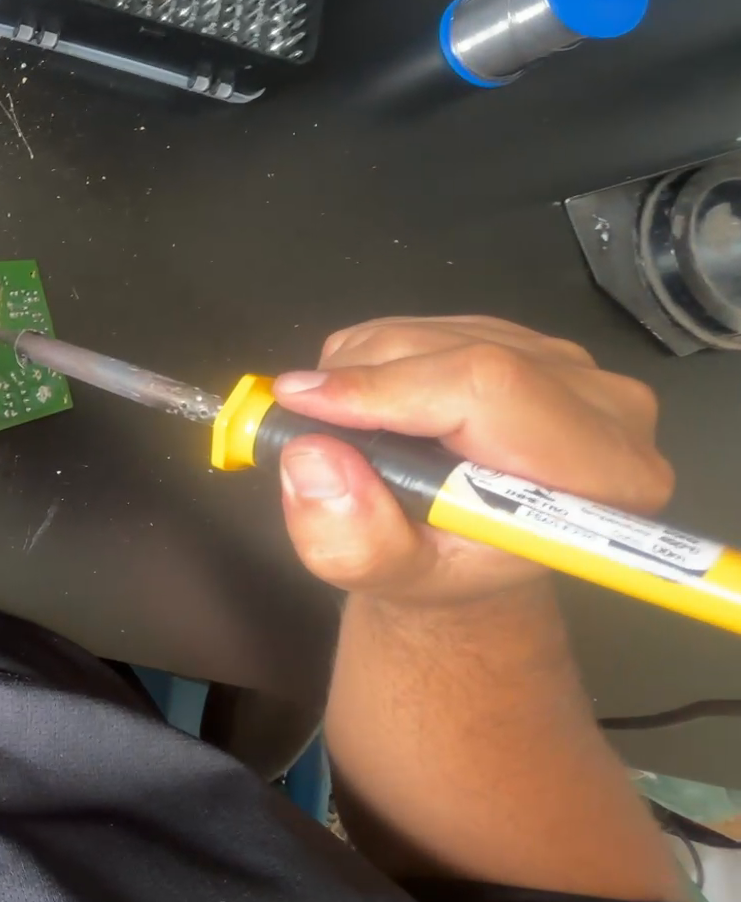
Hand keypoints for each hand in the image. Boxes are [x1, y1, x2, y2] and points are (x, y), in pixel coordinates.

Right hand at [271, 316, 671, 609]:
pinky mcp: (515, 340)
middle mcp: (601, 409)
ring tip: (340, 426)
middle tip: (301, 419)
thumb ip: (349, 535)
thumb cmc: (430, 567)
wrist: (457, 550)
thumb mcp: (376, 574)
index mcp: (592, 476)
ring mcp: (561, 365)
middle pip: (454, 353)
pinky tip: (365, 402)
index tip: (300, 405)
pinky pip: (413, 326)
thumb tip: (311, 456)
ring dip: (351, 369)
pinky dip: (361, 358)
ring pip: (423, 334)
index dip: (384, 389)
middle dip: (356, 380)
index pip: (489, 389)